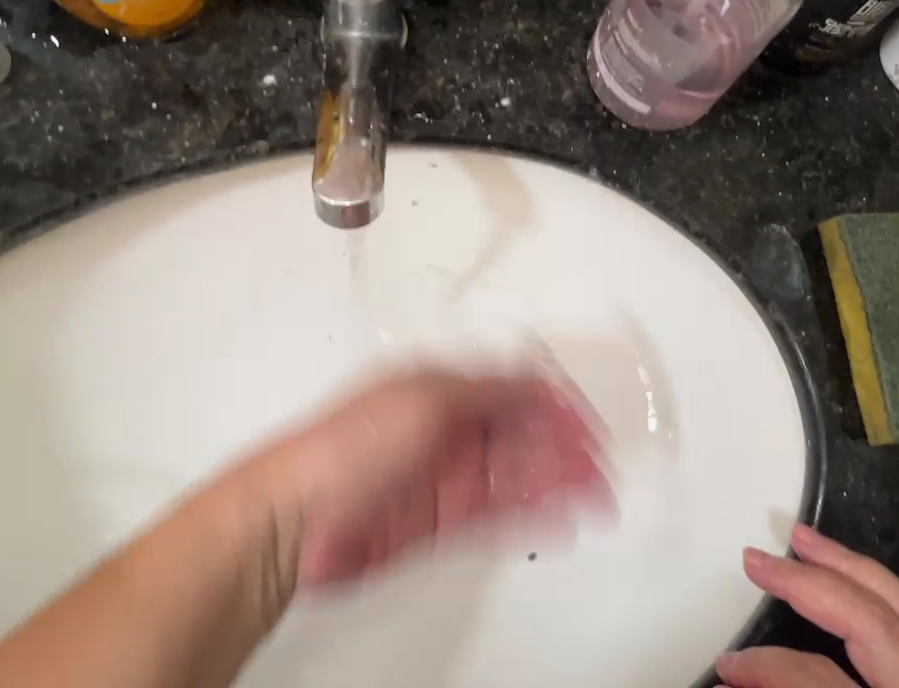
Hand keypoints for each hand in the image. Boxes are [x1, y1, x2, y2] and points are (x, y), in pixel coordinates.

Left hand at [277, 369, 609, 588]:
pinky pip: (503, 511)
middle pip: (526, 432)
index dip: (555, 403)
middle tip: (601, 465)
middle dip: (567, 446)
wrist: (297, 519)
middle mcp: (453, 427)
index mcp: (446, 388)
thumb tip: (533, 379)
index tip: (585, 421)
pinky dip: (536, 512)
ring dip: (561, 481)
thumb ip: (487, 391)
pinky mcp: (447, 517)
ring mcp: (451, 474)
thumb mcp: (423, 398)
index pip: (517, 388)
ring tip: (595, 496)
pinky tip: (562, 517)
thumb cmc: (346, 445)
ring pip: (521, 473)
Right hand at [717, 525, 898, 687]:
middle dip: (811, 584)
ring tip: (804, 539)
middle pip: (875, 627)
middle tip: (756, 559)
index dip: (765, 668)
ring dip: (851, 566)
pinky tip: (851, 575)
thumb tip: (734, 682)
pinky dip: (882, 589)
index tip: (726, 667)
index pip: (818, 683)